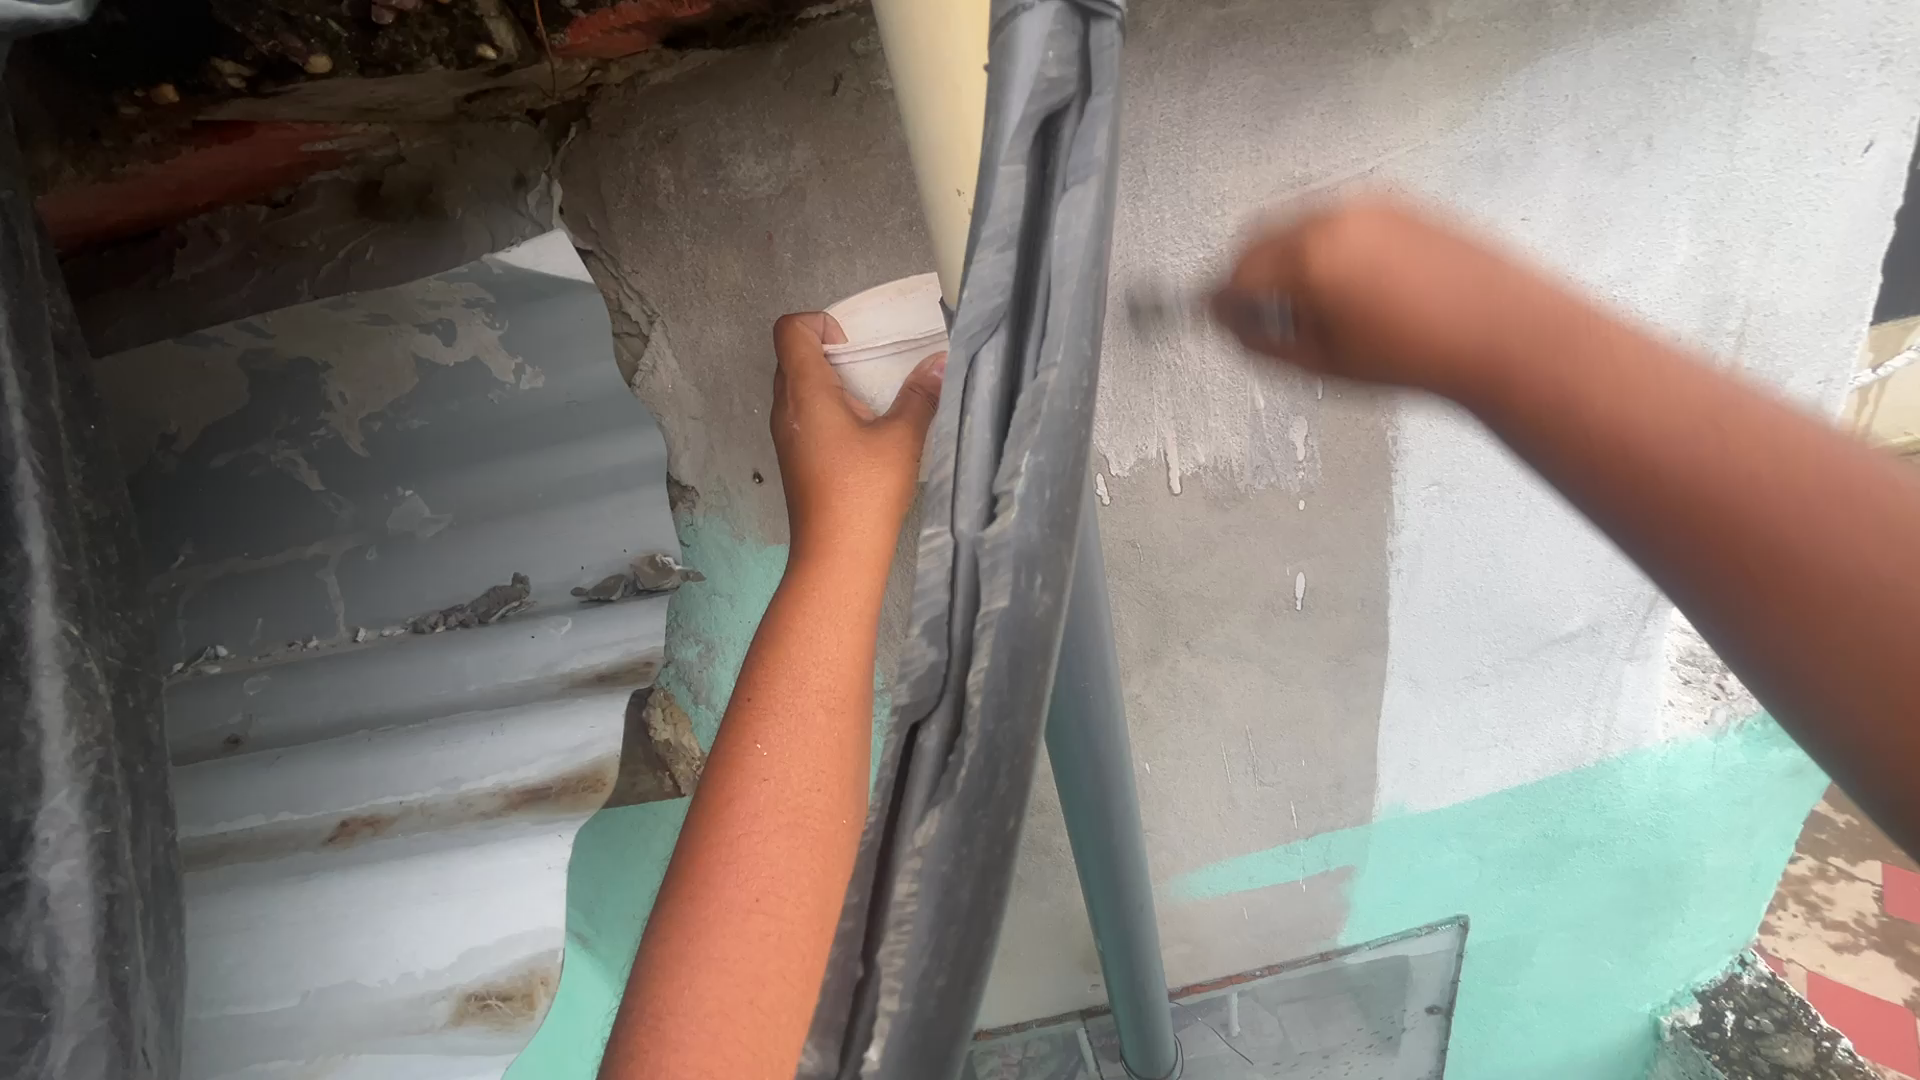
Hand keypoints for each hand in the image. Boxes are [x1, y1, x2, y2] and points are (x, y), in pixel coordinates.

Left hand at [770, 312, 944, 566]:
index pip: (790, 330)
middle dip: (829, 352)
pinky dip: (828, 411)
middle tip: (868, 368)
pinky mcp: (794, 459)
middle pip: (793, 357)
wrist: (836, 554)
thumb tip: (939, 363)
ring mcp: (786, 436)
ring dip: (830, 384)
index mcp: (805, 393)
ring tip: (870, 403)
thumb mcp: (902, 438)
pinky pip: (804, 417)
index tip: (853, 345)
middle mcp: (786, 409)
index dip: (819, 322)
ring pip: (798, 389)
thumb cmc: (864, 492)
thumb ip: (921, 395)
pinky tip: (862, 436)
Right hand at [1213, 196, 1572, 401]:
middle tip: (1267, 320)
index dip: (1222, 305)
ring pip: (1293, 227)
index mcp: (1306, 258)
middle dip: (1248, 277)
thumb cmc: (1405, 358)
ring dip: (1283, 261)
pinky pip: (1332, 222)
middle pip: (1256, 240)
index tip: (1228, 327)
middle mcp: (1330, 217)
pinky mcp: (1396, 204)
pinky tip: (1348, 288)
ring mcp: (1366, 204)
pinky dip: (1318, 248)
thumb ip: (1256, 338)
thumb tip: (1224, 319)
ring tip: (1315, 307)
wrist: (1506, 333)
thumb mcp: (1316, 363)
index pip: (1233, 274)